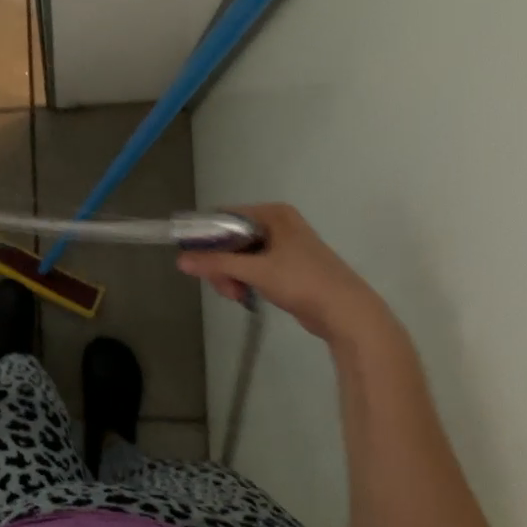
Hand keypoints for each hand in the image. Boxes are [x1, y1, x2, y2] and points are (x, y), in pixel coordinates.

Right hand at [177, 204, 389, 341]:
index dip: (205, 236)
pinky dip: (244, 280)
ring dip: (230, 275)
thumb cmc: (303, 282)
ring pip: (239, 255)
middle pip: (230, 238)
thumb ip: (216, 264)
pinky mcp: (286, 266)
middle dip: (220, 263)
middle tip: (222, 286)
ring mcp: (283, 245)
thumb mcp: (255, 272)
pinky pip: (252, 266)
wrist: (347, 312)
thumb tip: (180, 260)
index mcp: (273, 214)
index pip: (224, 216)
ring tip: (236, 295)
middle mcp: (277, 223)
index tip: (194, 258)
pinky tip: (245, 295)